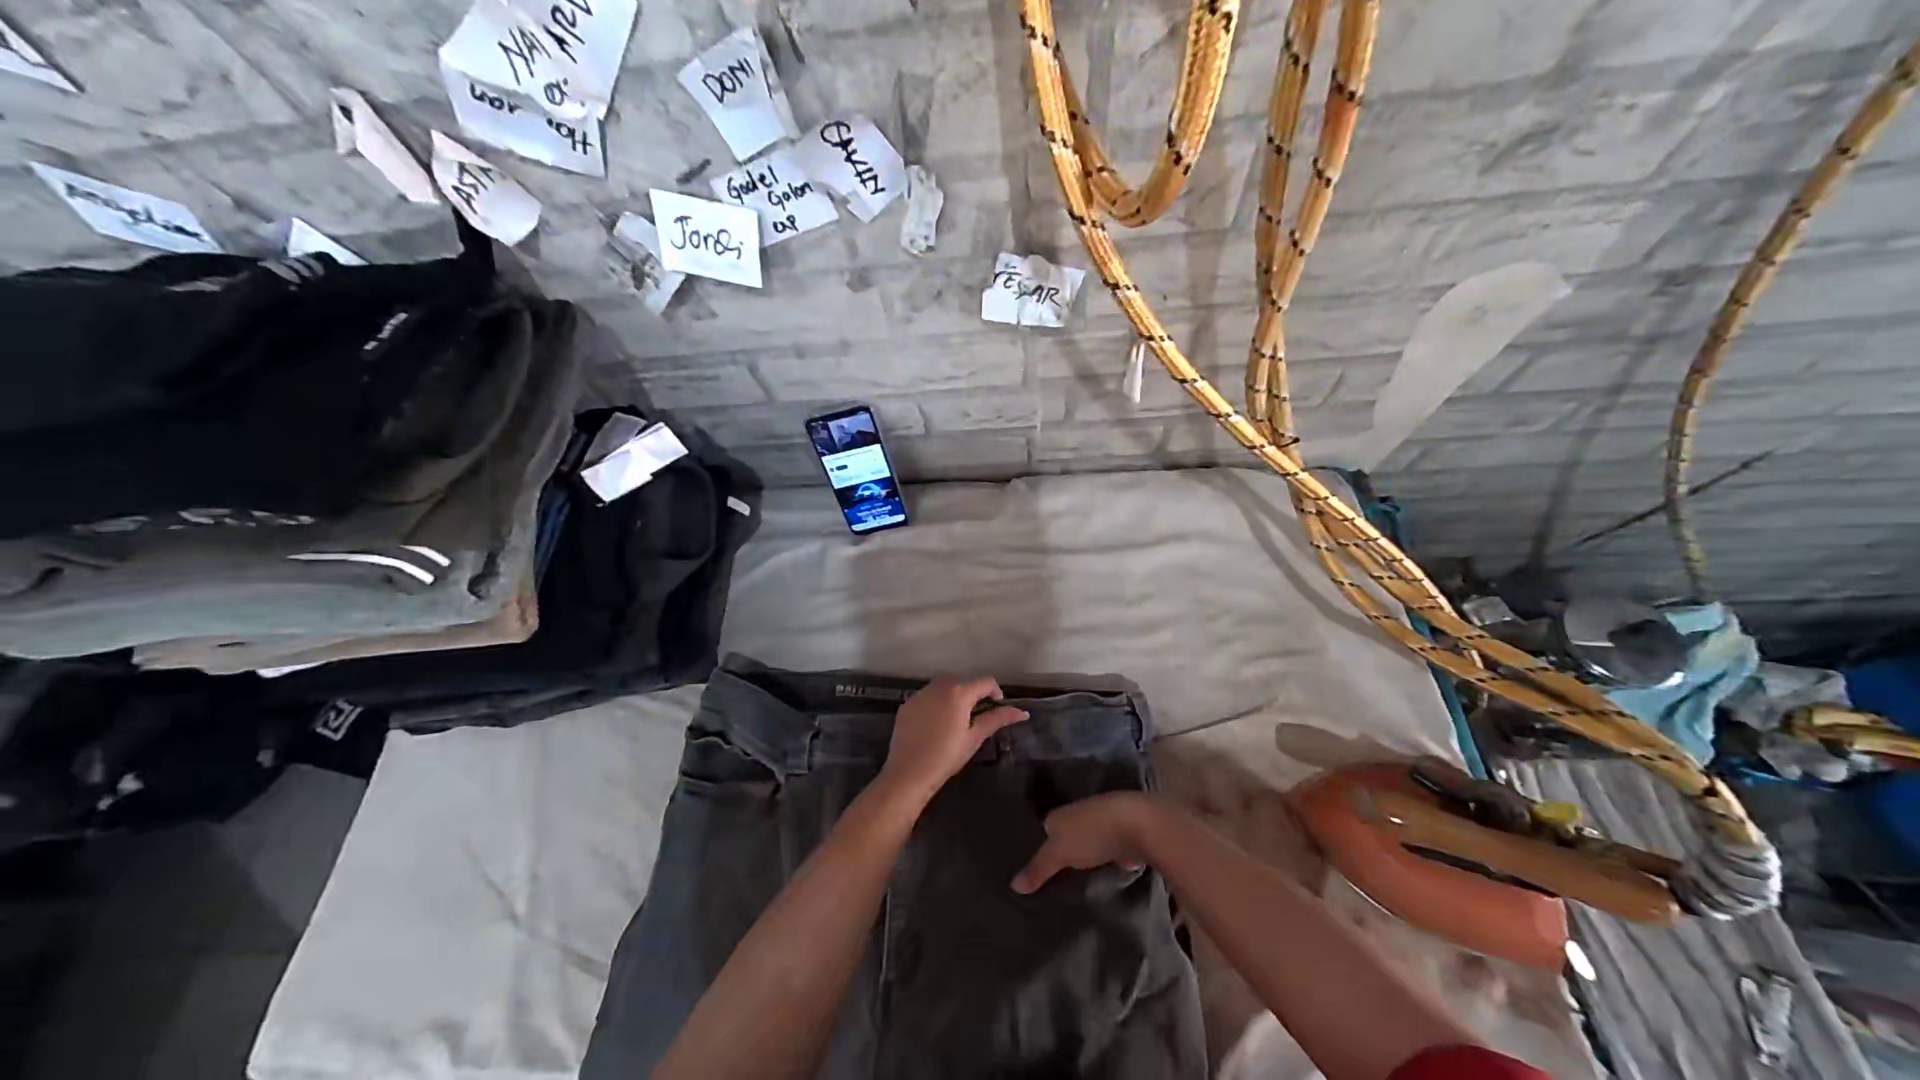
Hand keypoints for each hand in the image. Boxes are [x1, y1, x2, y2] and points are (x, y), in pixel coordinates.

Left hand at [876, 676, 1027, 808]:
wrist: (909, 773)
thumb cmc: (947, 756)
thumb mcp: (975, 737)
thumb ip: (997, 719)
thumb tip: (1022, 712)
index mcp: (959, 692)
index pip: (985, 681)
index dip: (996, 692)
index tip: (997, 707)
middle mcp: (938, 686)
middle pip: (963, 679)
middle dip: (974, 692)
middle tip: (978, 714)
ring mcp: (920, 694)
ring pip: (943, 685)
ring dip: (954, 694)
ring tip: (957, 717)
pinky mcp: (907, 704)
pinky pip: (927, 695)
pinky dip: (936, 702)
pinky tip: (936, 723)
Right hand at [1012, 792, 1160, 893]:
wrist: (1139, 824)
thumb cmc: (1092, 833)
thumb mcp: (1059, 852)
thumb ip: (1038, 868)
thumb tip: (1013, 885)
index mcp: (1061, 813)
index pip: (1044, 828)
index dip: (1038, 846)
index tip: (1033, 868)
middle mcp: (1080, 814)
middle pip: (1067, 836)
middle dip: (1063, 852)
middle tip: (1051, 879)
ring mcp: (1104, 824)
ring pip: (1089, 844)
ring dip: (1086, 858)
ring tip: (1075, 882)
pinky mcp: (1125, 837)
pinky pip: (1109, 852)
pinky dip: (1106, 863)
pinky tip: (1103, 878)